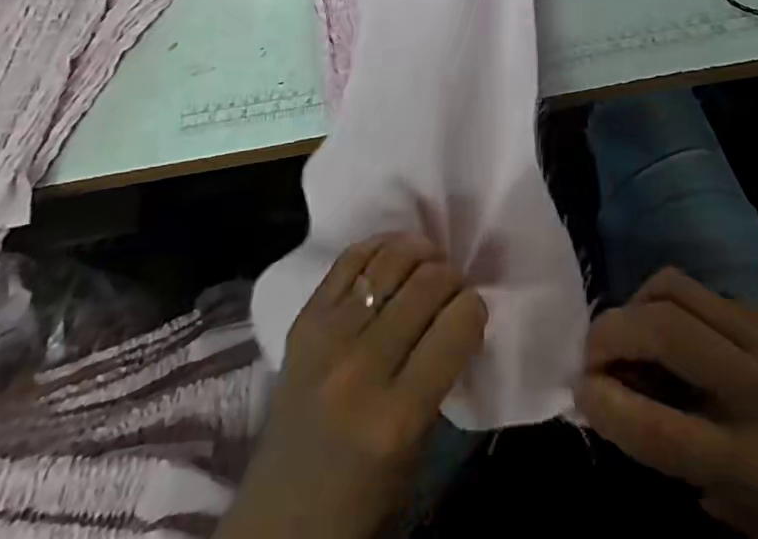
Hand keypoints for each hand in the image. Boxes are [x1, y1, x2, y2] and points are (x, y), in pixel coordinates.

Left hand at [221, 234, 487, 538]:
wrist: (282, 513)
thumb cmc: (364, 492)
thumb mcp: (420, 441)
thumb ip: (443, 371)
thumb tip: (460, 310)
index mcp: (397, 412)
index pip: (459, 323)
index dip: (475, 309)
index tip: (473, 313)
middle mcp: (360, 367)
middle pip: (428, 284)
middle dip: (453, 279)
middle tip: (453, 290)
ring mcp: (325, 337)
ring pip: (391, 261)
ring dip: (422, 254)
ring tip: (428, 266)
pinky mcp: (302, 321)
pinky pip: (349, 260)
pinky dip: (381, 247)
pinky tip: (395, 254)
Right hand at [576, 268, 757, 538]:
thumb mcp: (744, 518)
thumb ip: (676, 463)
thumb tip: (610, 407)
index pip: (665, 430)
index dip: (609, 405)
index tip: (579, 392)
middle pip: (667, 330)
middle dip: (610, 333)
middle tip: (589, 357)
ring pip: (676, 289)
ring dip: (635, 307)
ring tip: (623, 338)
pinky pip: (697, 290)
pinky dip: (665, 303)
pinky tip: (664, 334)